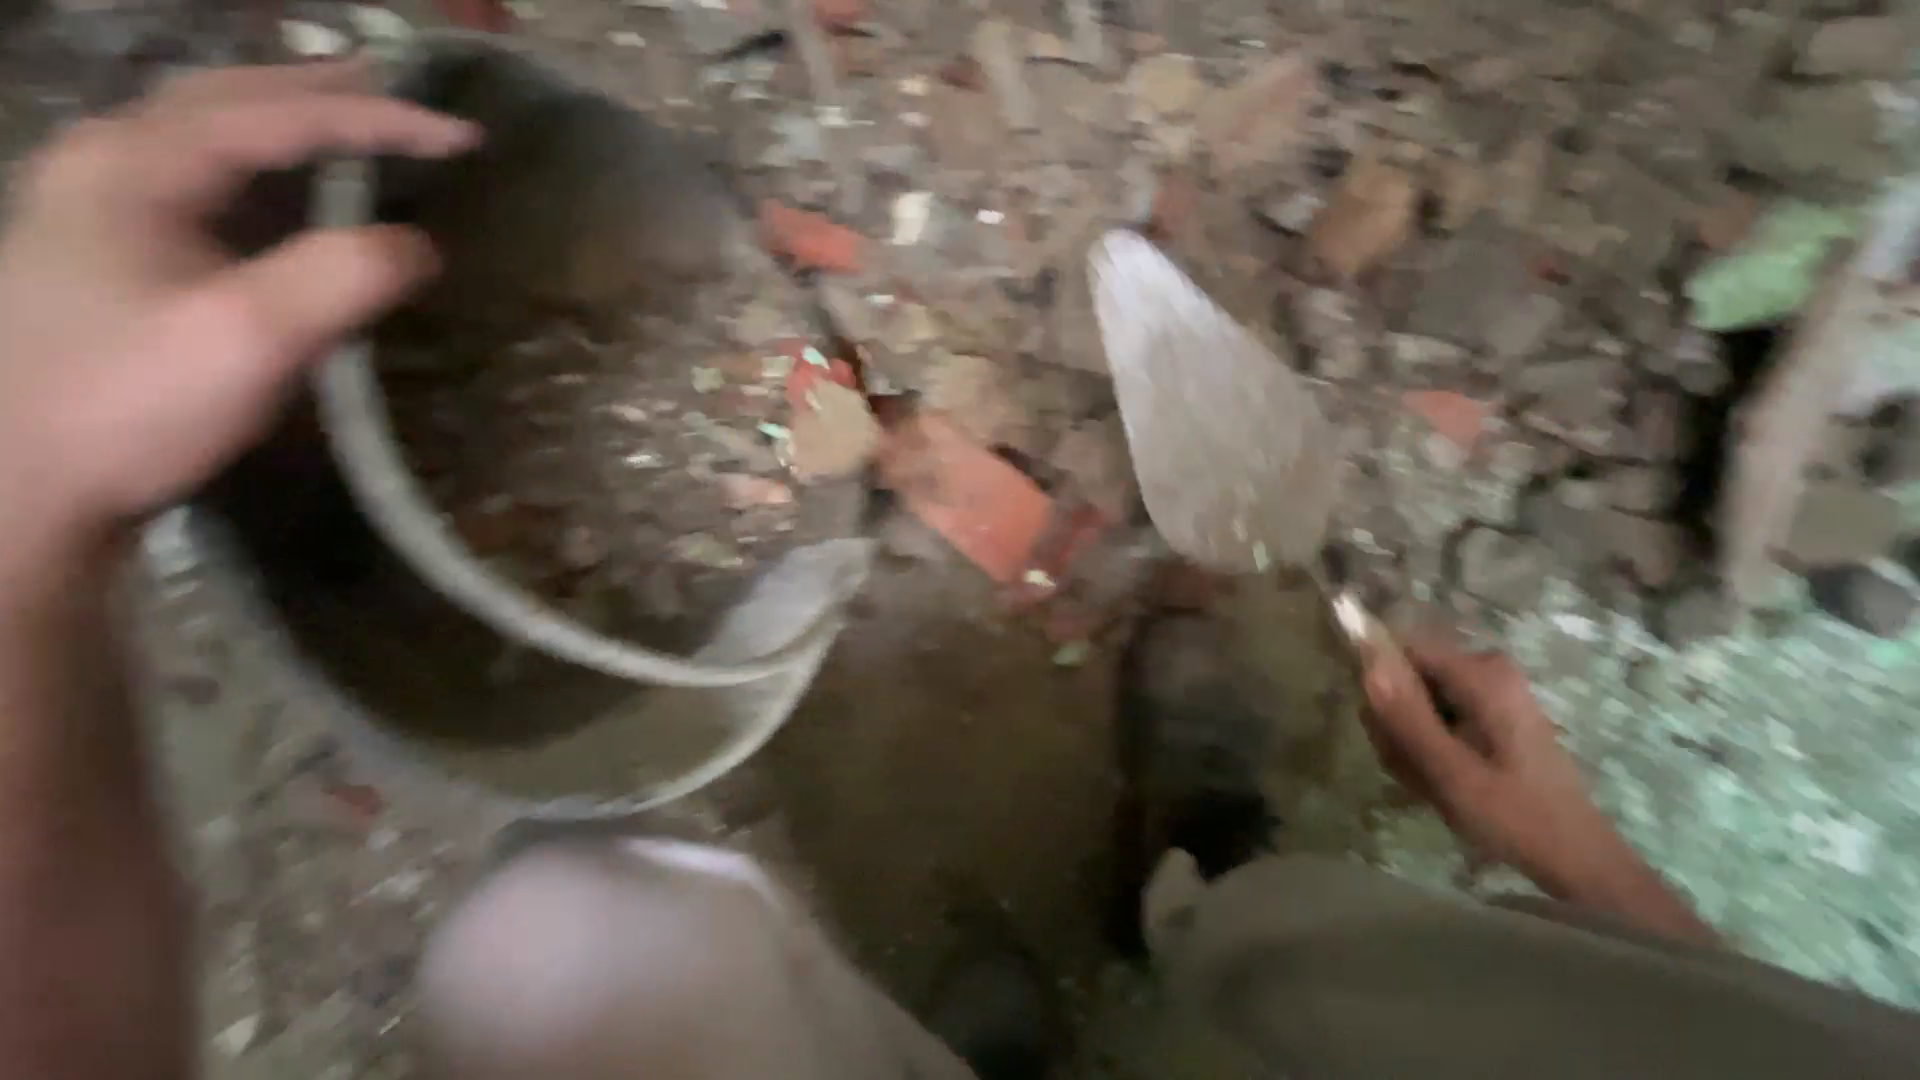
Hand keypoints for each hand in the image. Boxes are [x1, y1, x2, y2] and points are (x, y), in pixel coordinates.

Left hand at [0, 62, 477, 565]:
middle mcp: (112, 164)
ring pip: (218, 132)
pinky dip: (276, 166)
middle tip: (414, 99)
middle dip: (333, 93)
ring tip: (370, 124)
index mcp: (136, 167)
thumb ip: (343, 276)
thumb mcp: (250, 337)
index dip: (380, 119)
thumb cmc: (130, 405)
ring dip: (300, 119)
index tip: (465, 138)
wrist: (23, 483)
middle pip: (234, 97)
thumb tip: (420, 244)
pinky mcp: (123, 251)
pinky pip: (214, 179)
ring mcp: (107, 205)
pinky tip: (304, 187)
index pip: (278, 116)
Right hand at [1360, 638, 1620, 894]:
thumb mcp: (1450, 771)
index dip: (1382, 690)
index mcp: (1482, 675)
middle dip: (1396, 725)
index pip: (1399, 652)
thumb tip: (1365, 658)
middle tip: (1412, 771)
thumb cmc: (1516, 816)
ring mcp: (1490, 690)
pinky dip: (1428, 746)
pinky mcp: (1490, 710)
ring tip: (1427, 782)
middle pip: (1407, 678)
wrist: (1577, 858)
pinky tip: (1440, 780)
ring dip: (1408, 742)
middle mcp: (1486, 669)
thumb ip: (1405, 715)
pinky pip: (1435, 714)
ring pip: (1416, 700)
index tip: (1389, 737)